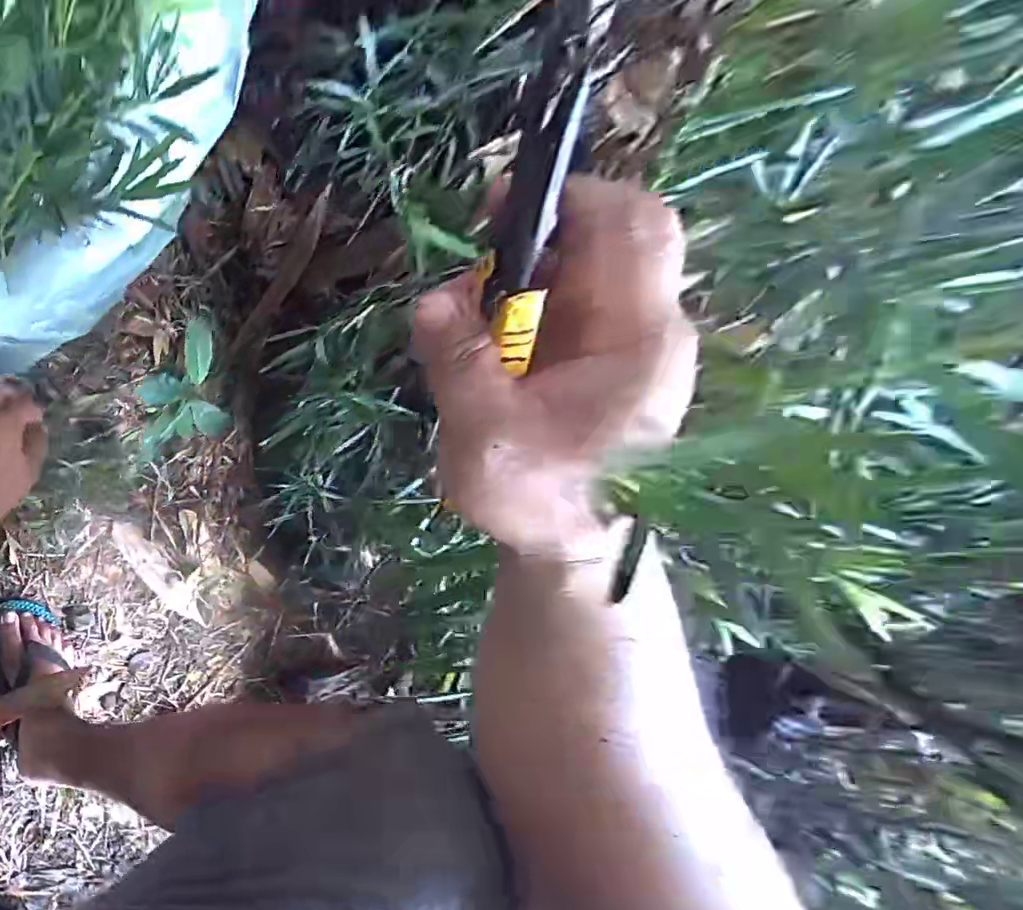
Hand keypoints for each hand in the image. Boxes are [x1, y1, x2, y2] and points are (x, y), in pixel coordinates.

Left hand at [0, 381, 46, 528]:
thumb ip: (37, 443)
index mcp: (5, 420)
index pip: (25, 402)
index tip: (38, 420)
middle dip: (13, 397)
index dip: (35, 410)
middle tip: (21, 411)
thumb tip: (38, 427)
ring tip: (2, 416)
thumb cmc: (0, 490)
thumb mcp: (29, 469)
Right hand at [412, 176, 697, 561]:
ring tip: (464, 309)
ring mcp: (624, 349)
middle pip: (609, 242)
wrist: (572, 549)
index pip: (629, 226)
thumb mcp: (482, 431)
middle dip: (538, 236)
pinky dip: (522, 309)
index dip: (570, 197)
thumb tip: (429, 298)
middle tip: (473, 256)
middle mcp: (643, 330)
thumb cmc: (536, 496)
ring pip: (583, 276)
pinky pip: (566, 312)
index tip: (497, 206)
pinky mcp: (599, 368)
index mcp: (633, 337)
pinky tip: (482, 339)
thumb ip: (456, 360)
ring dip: (522, 276)